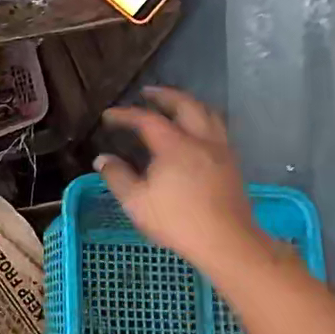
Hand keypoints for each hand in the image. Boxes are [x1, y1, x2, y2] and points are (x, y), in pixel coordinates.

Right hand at [95, 87, 262, 269]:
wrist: (225, 241)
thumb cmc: (176, 220)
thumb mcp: (135, 201)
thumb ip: (117, 176)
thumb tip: (103, 159)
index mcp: (175, 146)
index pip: (147, 120)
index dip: (126, 114)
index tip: (109, 115)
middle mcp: (201, 140)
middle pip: (186, 105)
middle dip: (165, 96)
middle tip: (147, 93)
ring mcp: (221, 151)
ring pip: (207, 114)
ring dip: (188, 104)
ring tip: (174, 106)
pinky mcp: (231, 164)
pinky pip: (217, 129)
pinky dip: (201, 120)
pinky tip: (194, 132)